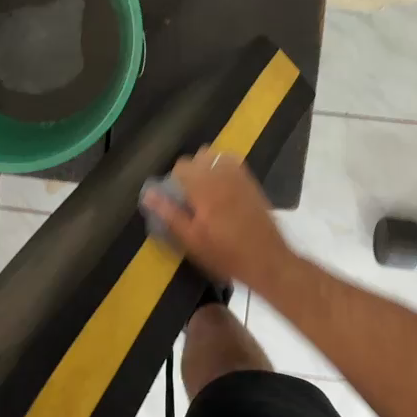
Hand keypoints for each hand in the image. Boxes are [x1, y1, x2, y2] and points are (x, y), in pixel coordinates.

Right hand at [143, 145, 296, 287]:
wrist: (268, 260)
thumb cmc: (225, 254)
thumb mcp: (191, 240)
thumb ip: (169, 213)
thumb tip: (147, 193)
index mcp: (205, 187)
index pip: (182, 166)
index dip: (175, 180)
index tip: (177, 199)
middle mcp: (223, 175)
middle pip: (200, 156)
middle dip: (191, 171)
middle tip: (191, 197)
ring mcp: (240, 177)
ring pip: (217, 156)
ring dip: (208, 167)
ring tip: (207, 191)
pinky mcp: (252, 183)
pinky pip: (234, 163)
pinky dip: (224, 169)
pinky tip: (224, 190)